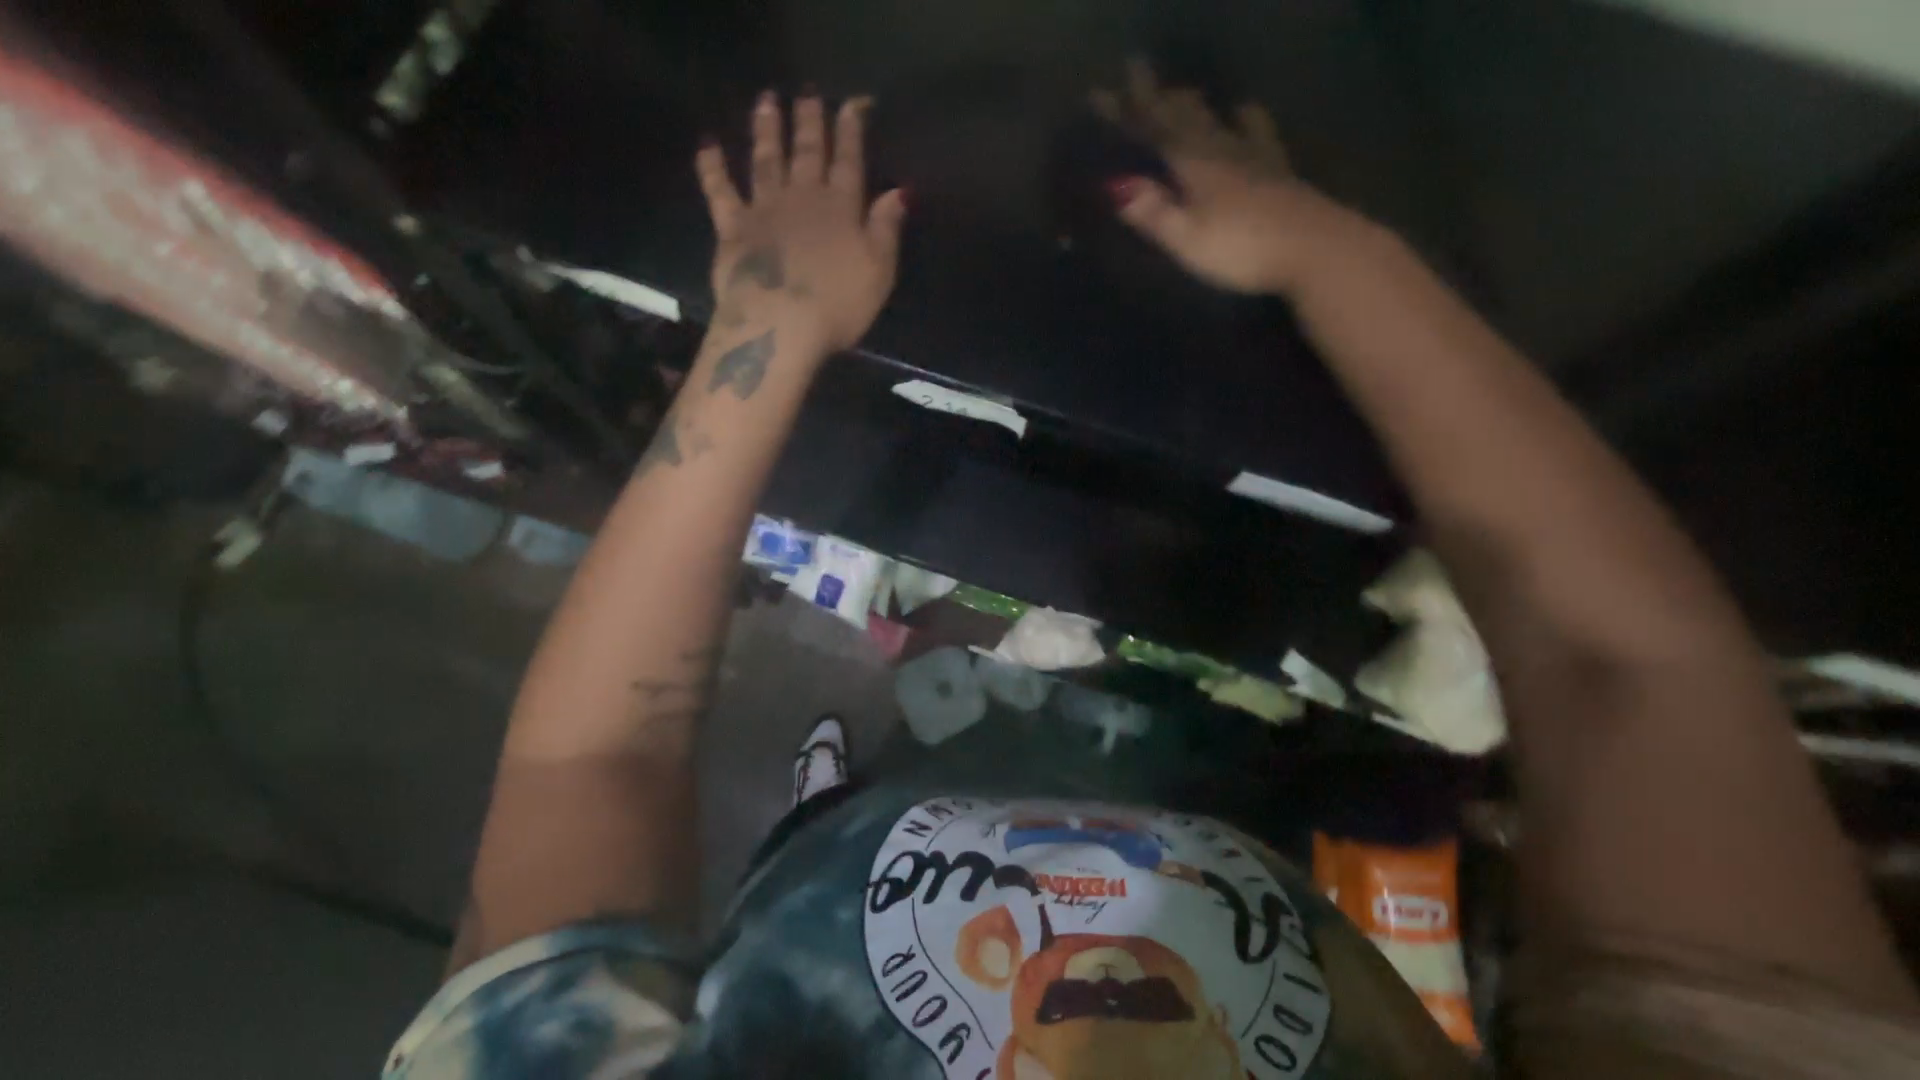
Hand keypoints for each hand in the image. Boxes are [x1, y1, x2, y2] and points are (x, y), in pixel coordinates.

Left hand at [695, 91, 907, 355]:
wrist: (780, 325)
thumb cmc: (838, 305)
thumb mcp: (879, 271)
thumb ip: (886, 228)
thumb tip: (898, 190)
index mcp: (842, 208)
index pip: (849, 161)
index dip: (851, 131)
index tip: (851, 104)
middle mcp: (802, 198)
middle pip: (807, 152)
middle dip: (809, 121)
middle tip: (807, 92)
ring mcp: (764, 210)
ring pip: (766, 160)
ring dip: (767, 130)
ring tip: (766, 101)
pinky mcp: (732, 228)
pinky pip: (720, 191)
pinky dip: (712, 167)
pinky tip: (708, 144)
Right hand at [1095, 62, 1378, 296]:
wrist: (1317, 250)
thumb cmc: (1242, 249)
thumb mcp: (1187, 238)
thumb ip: (1152, 212)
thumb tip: (1114, 184)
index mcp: (1194, 166)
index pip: (1153, 131)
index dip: (1127, 113)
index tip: (1100, 95)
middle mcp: (1223, 151)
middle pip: (1186, 117)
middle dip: (1159, 100)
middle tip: (1138, 79)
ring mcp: (1256, 159)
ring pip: (1220, 121)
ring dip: (1198, 106)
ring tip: (1186, 94)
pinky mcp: (1281, 173)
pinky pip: (1259, 134)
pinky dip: (1248, 119)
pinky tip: (1248, 113)